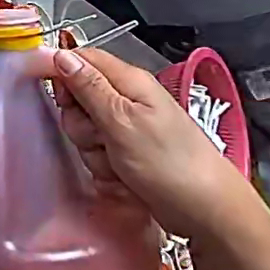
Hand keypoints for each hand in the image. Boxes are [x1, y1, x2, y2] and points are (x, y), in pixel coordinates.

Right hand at [48, 48, 250, 239]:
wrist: (208, 214)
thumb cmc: (170, 164)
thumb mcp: (121, 121)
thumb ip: (88, 87)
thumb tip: (62, 55)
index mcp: (129, 82)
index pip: (82, 59)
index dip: (64, 75)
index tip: (61, 99)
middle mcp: (128, 101)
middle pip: (79, 101)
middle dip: (81, 126)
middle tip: (101, 139)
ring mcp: (129, 130)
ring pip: (86, 133)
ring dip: (94, 153)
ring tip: (118, 164)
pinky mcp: (129, 155)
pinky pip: (99, 157)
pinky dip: (106, 171)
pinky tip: (125, 180)